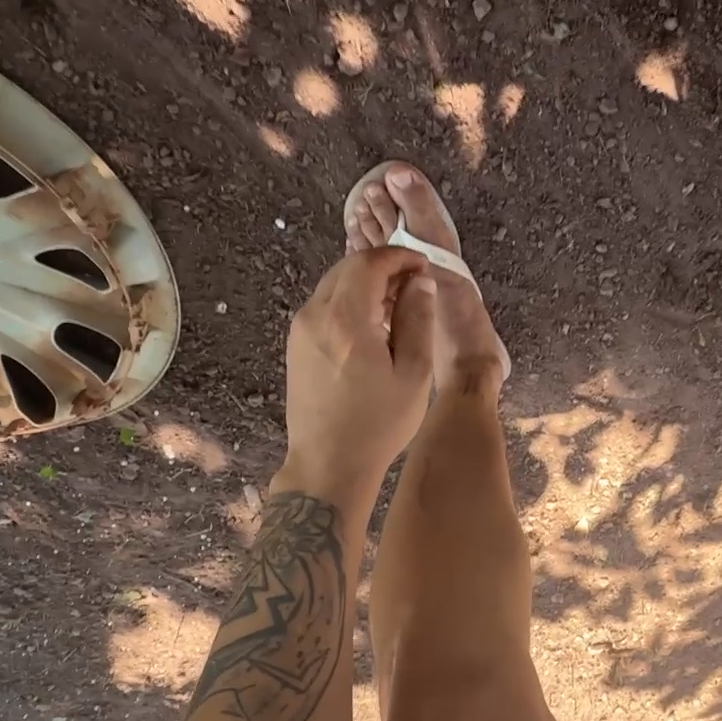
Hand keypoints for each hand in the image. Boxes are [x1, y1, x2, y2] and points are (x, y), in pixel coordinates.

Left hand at [275, 247, 436, 504]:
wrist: (328, 462)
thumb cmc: (378, 424)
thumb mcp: (413, 374)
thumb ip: (417, 321)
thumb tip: (420, 283)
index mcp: (346, 320)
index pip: (368, 263)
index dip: (399, 257)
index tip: (424, 267)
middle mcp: (315, 315)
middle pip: (347, 269)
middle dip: (383, 267)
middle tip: (415, 285)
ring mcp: (301, 330)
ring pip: (334, 286)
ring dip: (366, 285)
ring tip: (398, 307)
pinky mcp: (297, 345)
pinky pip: (325, 307)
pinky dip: (351, 303)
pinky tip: (373, 328)